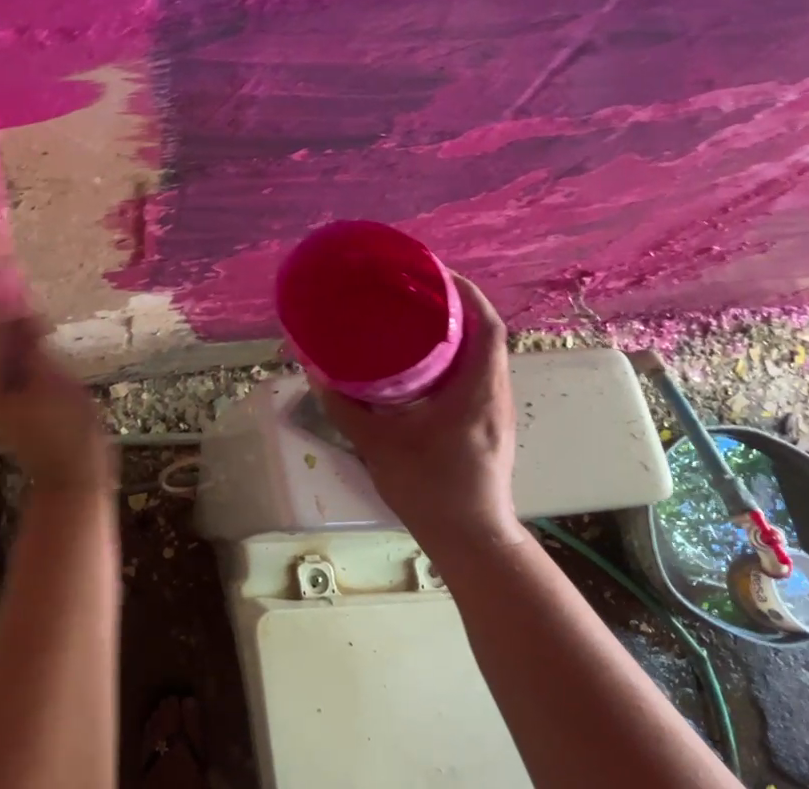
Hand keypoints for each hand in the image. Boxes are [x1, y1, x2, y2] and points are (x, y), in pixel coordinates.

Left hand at [0, 309, 108, 489]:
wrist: (74, 476)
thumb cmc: (65, 429)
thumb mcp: (50, 378)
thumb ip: (28, 342)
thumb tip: (16, 307)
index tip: (12, 279)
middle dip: (5, 315)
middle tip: (29, 295)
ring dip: (15, 330)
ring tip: (38, 316)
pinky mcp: (8, 401)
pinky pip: (8, 363)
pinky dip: (21, 348)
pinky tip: (41, 340)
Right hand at [314, 275, 522, 556]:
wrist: (471, 538)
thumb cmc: (429, 488)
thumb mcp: (376, 444)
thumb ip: (342, 406)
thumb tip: (313, 369)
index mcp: (476, 390)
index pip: (485, 325)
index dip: (464, 291)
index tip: (433, 270)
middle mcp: (494, 393)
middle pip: (487, 332)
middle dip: (455, 303)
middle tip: (414, 287)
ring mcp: (496, 410)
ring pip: (484, 354)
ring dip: (457, 329)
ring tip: (416, 314)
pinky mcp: (489, 424)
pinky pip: (478, 373)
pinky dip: (456, 355)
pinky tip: (423, 360)